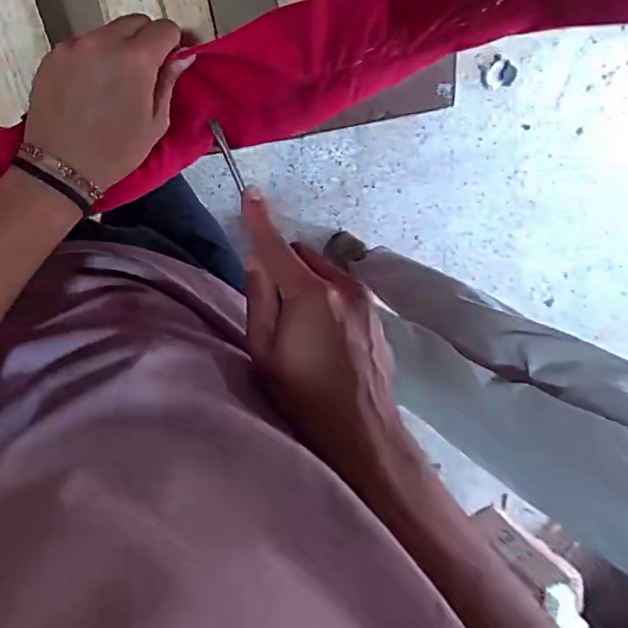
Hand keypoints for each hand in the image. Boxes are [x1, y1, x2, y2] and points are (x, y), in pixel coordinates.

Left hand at [22, 14, 193, 189]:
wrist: (59, 167)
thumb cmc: (114, 151)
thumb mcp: (154, 122)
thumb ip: (168, 81)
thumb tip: (183, 56)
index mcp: (136, 57)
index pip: (165, 28)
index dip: (173, 43)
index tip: (171, 59)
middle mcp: (103, 42)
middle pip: (135, 22)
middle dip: (145, 39)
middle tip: (144, 69)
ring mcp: (73, 47)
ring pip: (106, 32)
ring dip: (116, 47)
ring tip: (112, 79)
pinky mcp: (52, 56)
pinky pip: (80, 46)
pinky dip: (90, 57)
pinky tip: (88, 85)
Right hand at [240, 191, 411, 486]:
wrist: (364, 433)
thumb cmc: (304, 396)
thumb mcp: (264, 351)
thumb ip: (259, 299)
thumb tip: (258, 263)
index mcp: (309, 294)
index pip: (276, 245)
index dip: (259, 219)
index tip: (251, 194)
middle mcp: (342, 286)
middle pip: (301, 254)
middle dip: (283, 266)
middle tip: (275, 305)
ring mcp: (364, 299)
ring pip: (323, 269)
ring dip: (306, 281)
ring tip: (301, 324)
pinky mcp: (376, 314)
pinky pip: (342, 288)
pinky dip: (326, 295)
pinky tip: (324, 334)